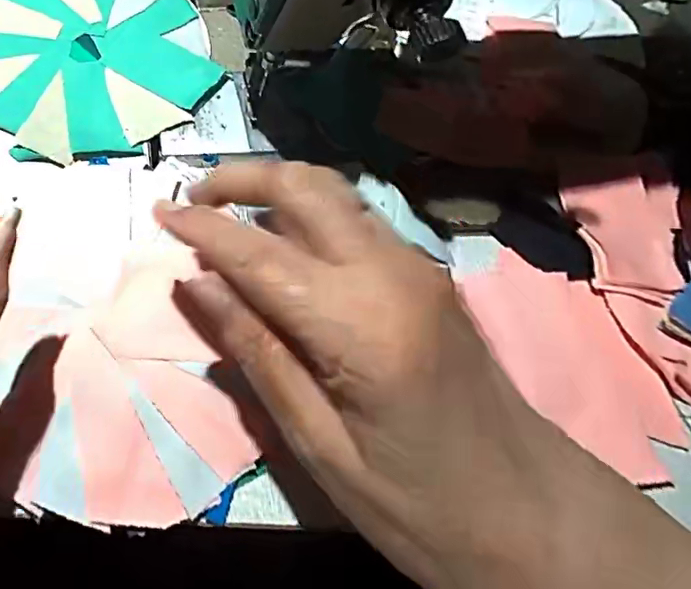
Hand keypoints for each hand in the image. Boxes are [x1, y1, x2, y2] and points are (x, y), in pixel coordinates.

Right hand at [156, 163, 690, 588]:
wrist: (533, 512)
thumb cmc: (419, 504)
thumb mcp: (320, 447)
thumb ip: (255, 352)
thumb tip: (198, 281)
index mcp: (361, 324)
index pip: (260, 253)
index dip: (203, 227)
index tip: (158, 213)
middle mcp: (390, 270)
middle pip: (305, 187)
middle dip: (241, 178)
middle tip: (191, 199)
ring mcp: (413, 261)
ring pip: (332, 189)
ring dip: (274, 185)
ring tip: (226, 208)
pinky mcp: (423, 267)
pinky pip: (353, 215)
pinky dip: (305, 207)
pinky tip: (279, 237)